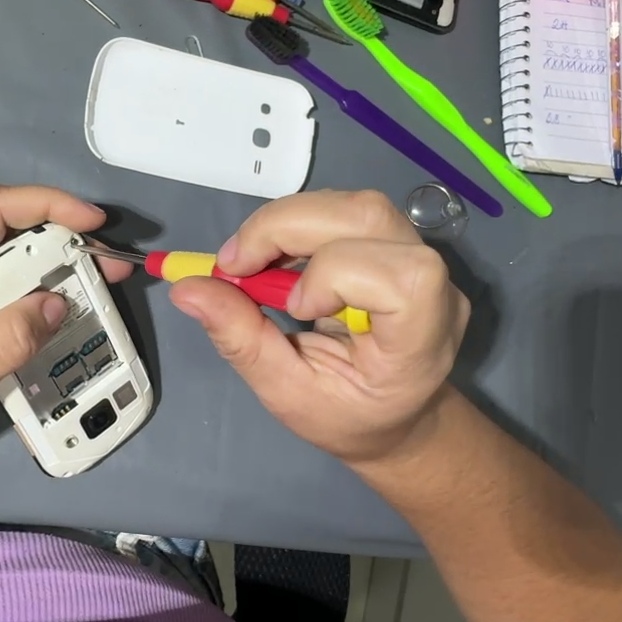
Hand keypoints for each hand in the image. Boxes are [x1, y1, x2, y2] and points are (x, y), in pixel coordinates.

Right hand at [168, 190, 468, 464]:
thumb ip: (241, 340)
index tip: (291, 306)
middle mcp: (434, 290)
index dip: (339, 273)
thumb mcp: (287, 394)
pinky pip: (346, 211)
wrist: (395, 416)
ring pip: (356, 205)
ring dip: (288, 221)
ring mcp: (420, 259)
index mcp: (419, 343)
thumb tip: (187, 289)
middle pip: (369, 217)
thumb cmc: (347, 417)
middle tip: (233, 264)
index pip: (405, 277)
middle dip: (287, 227)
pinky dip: (297, 222)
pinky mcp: (399, 245)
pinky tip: (275, 254)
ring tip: (251, 260)